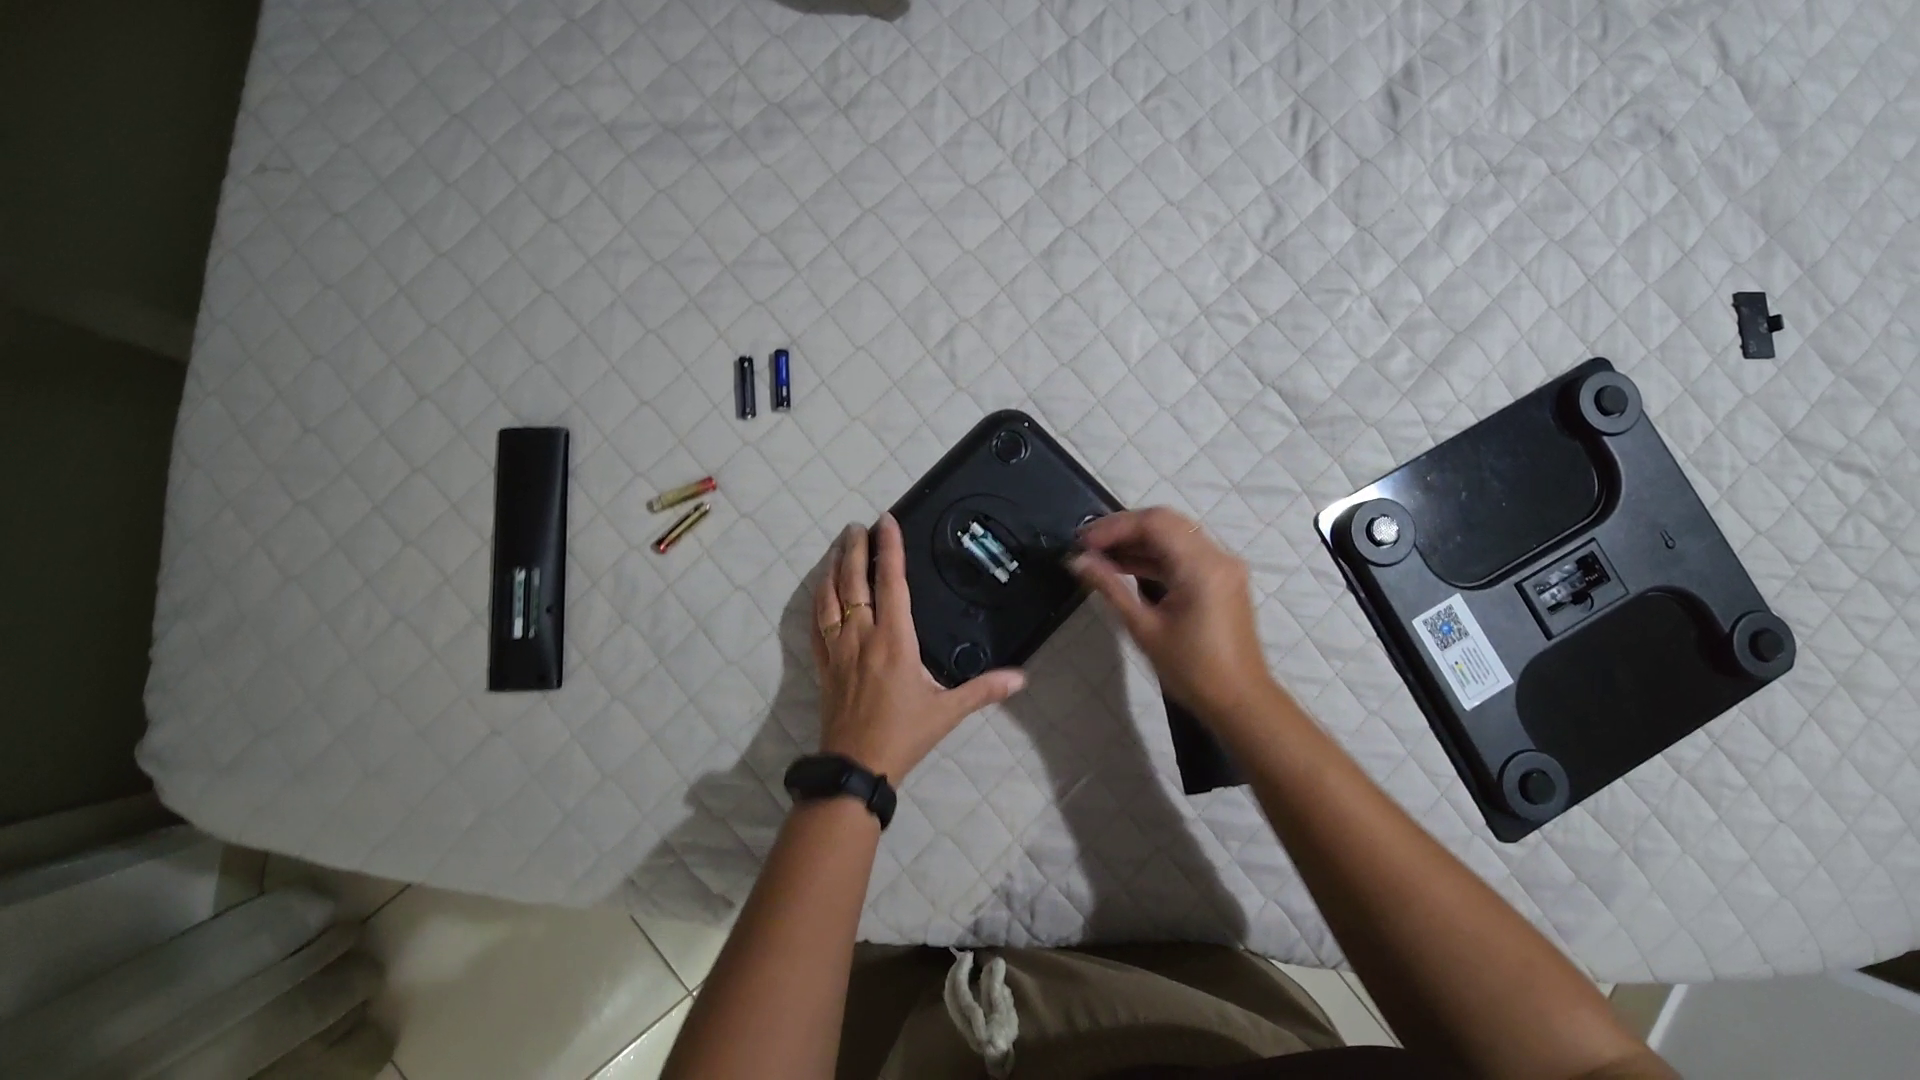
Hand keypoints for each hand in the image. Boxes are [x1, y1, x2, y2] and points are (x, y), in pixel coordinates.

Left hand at [812, 513, 1025, 780]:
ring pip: (829, 597)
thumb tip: (1022, 678)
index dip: (890, 549)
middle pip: (854, 581)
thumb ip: (983, 690)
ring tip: (839, 547)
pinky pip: (816, 623)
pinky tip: (820, 590)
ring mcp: (837, 649)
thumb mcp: (947, 712)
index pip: (891, 583)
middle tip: (857, 526)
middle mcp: (862, 636)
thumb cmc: (904, 735)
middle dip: (855, 549)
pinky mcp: (822, 665)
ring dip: (833, 567)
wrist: (855, 767)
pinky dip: (817, 600)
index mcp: (894, 640)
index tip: (886, 521)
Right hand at [1068, 507, 1275, 721]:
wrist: (1240, 701)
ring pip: (1175, 535)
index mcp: (1201, 566)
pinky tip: (1126, 567)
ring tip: (1100, 557)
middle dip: (1125, 529)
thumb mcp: (1144, 628)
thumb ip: (1110, 587)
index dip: (1114, 527)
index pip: (1154, 523)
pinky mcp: (1222, 579)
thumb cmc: (1191, 670)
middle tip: (1088, 546)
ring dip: (1139, 542)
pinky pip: (1185, 554)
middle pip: (1166, 522)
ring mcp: (1223, 566)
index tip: (1082, 542)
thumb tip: (1078, 562)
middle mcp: (1217, 556)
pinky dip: (1156, 556)